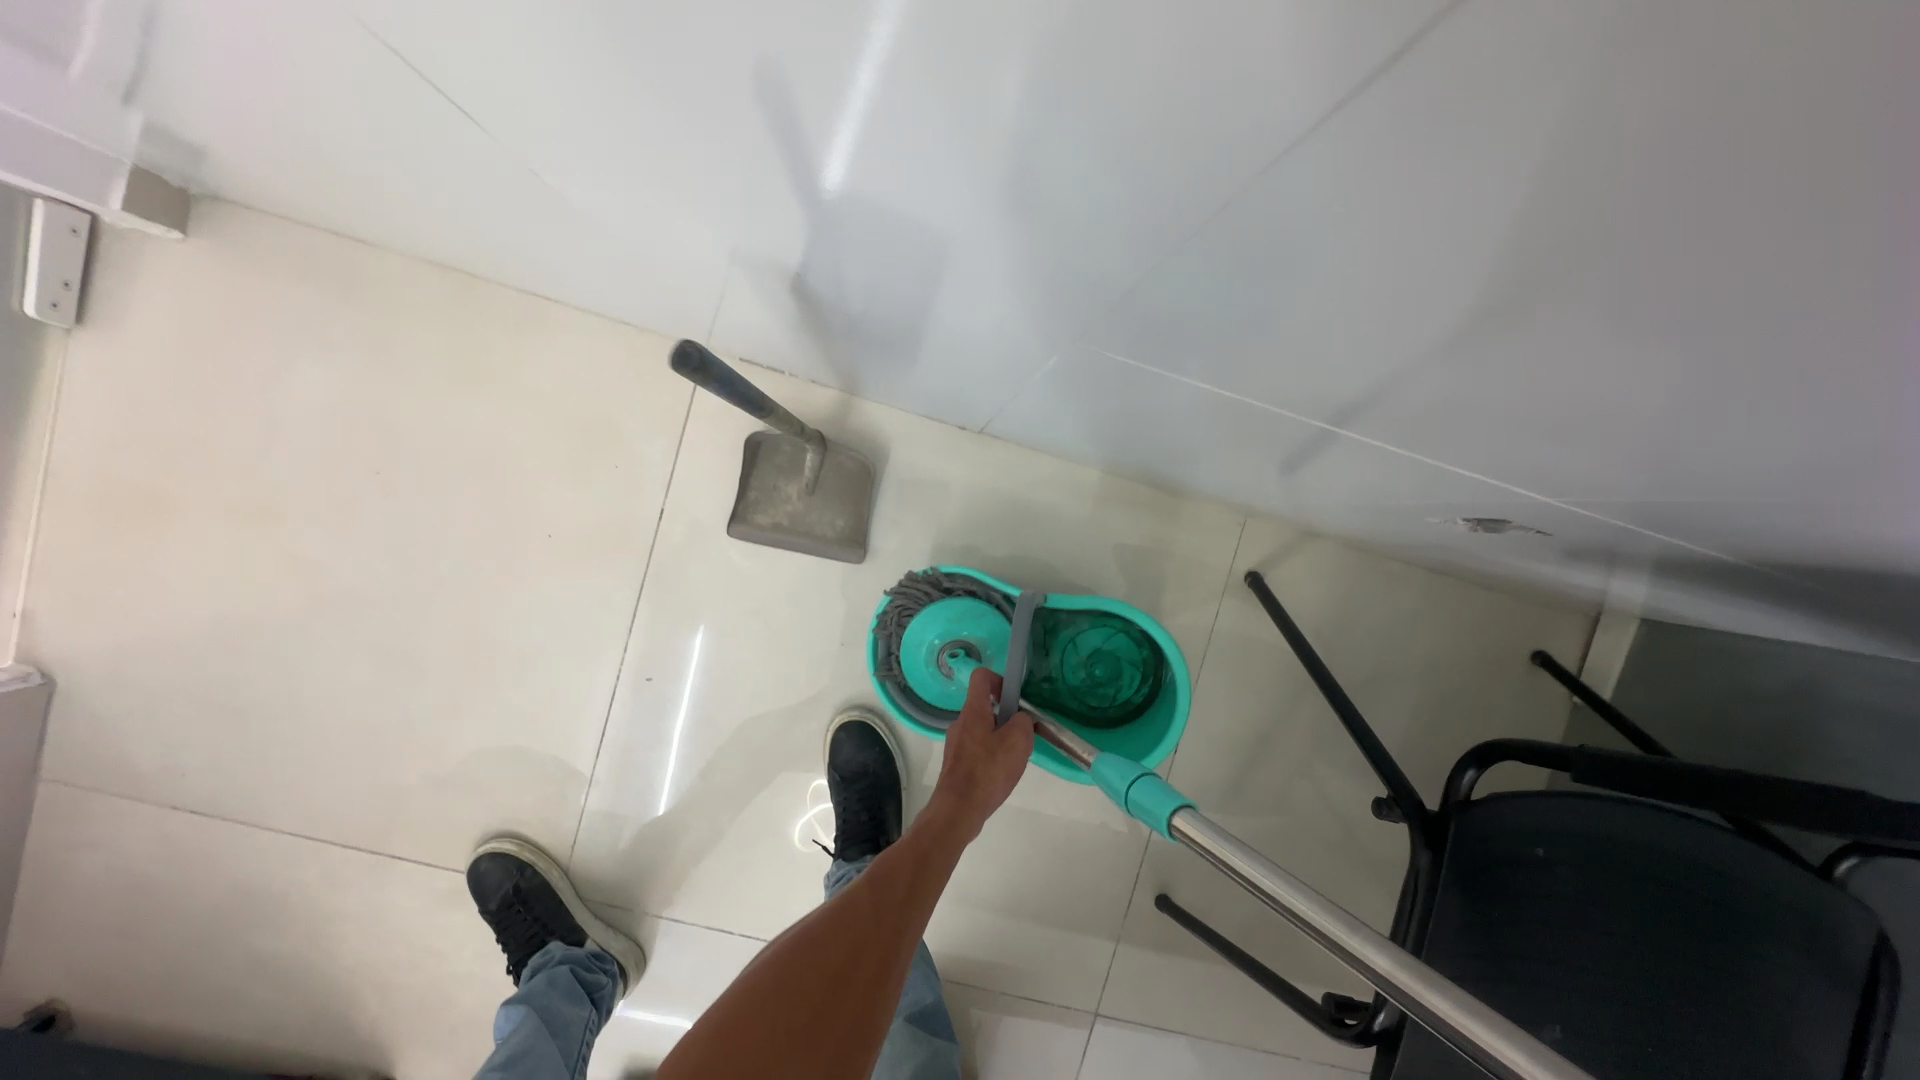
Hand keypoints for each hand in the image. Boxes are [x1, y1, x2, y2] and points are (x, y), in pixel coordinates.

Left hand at [928, 668, 1035, 838]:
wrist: (959, 809)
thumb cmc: (988, 771)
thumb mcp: (1018, 741)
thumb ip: (1023, 722)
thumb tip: (1019, 719)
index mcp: (973, 711)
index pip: (982, 677)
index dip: (1000, 680)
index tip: (1014, 699)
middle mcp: (960, 723)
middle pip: (984, 707)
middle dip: (1006, 718)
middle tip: (1021, 738)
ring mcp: (955, 744)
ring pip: (982, 731)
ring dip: (1000, 740)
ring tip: (1013, 761)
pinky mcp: (956, 764)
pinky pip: (977, 751)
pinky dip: (991, 757)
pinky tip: (1000, 776)